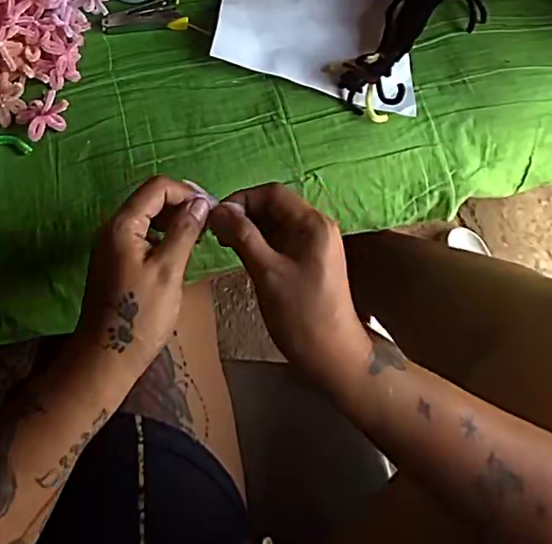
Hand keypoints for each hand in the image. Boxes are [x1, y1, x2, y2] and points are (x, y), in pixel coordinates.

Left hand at [74, 176, 212, 374]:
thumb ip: (185, 231)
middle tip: (208, 222)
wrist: (106, 359)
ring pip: (146, 214)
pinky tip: (179, 249)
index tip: (210, 209)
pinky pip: (141, 232)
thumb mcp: (169, 270)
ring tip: (198, 235)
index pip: (157, 187)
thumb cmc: (140, 316)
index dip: (187, 192)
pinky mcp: (114, 258)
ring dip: (173, 218)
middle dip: (181, 203)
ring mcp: (111, 243)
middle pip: (150, 197)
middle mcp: (112, 227)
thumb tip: (200, 202)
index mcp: (122, 225)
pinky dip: (162, 233)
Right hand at [207, 183, 372, 393]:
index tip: (218, 216)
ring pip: (275, 223)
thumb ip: (243, 236)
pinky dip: (259, 242)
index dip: (242, 199)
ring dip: (249, 228)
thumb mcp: (268, 273)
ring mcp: (315, 244)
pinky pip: (280, 239)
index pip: (273, 193)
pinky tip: (241, 253)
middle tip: (216, 231)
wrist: (334, 359)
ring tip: (224, 242)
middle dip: (244, 213)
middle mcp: (317, 226)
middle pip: (274, 206)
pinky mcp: (309, 259)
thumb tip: (219, 210)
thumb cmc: (302, 316)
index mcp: (313, 223)